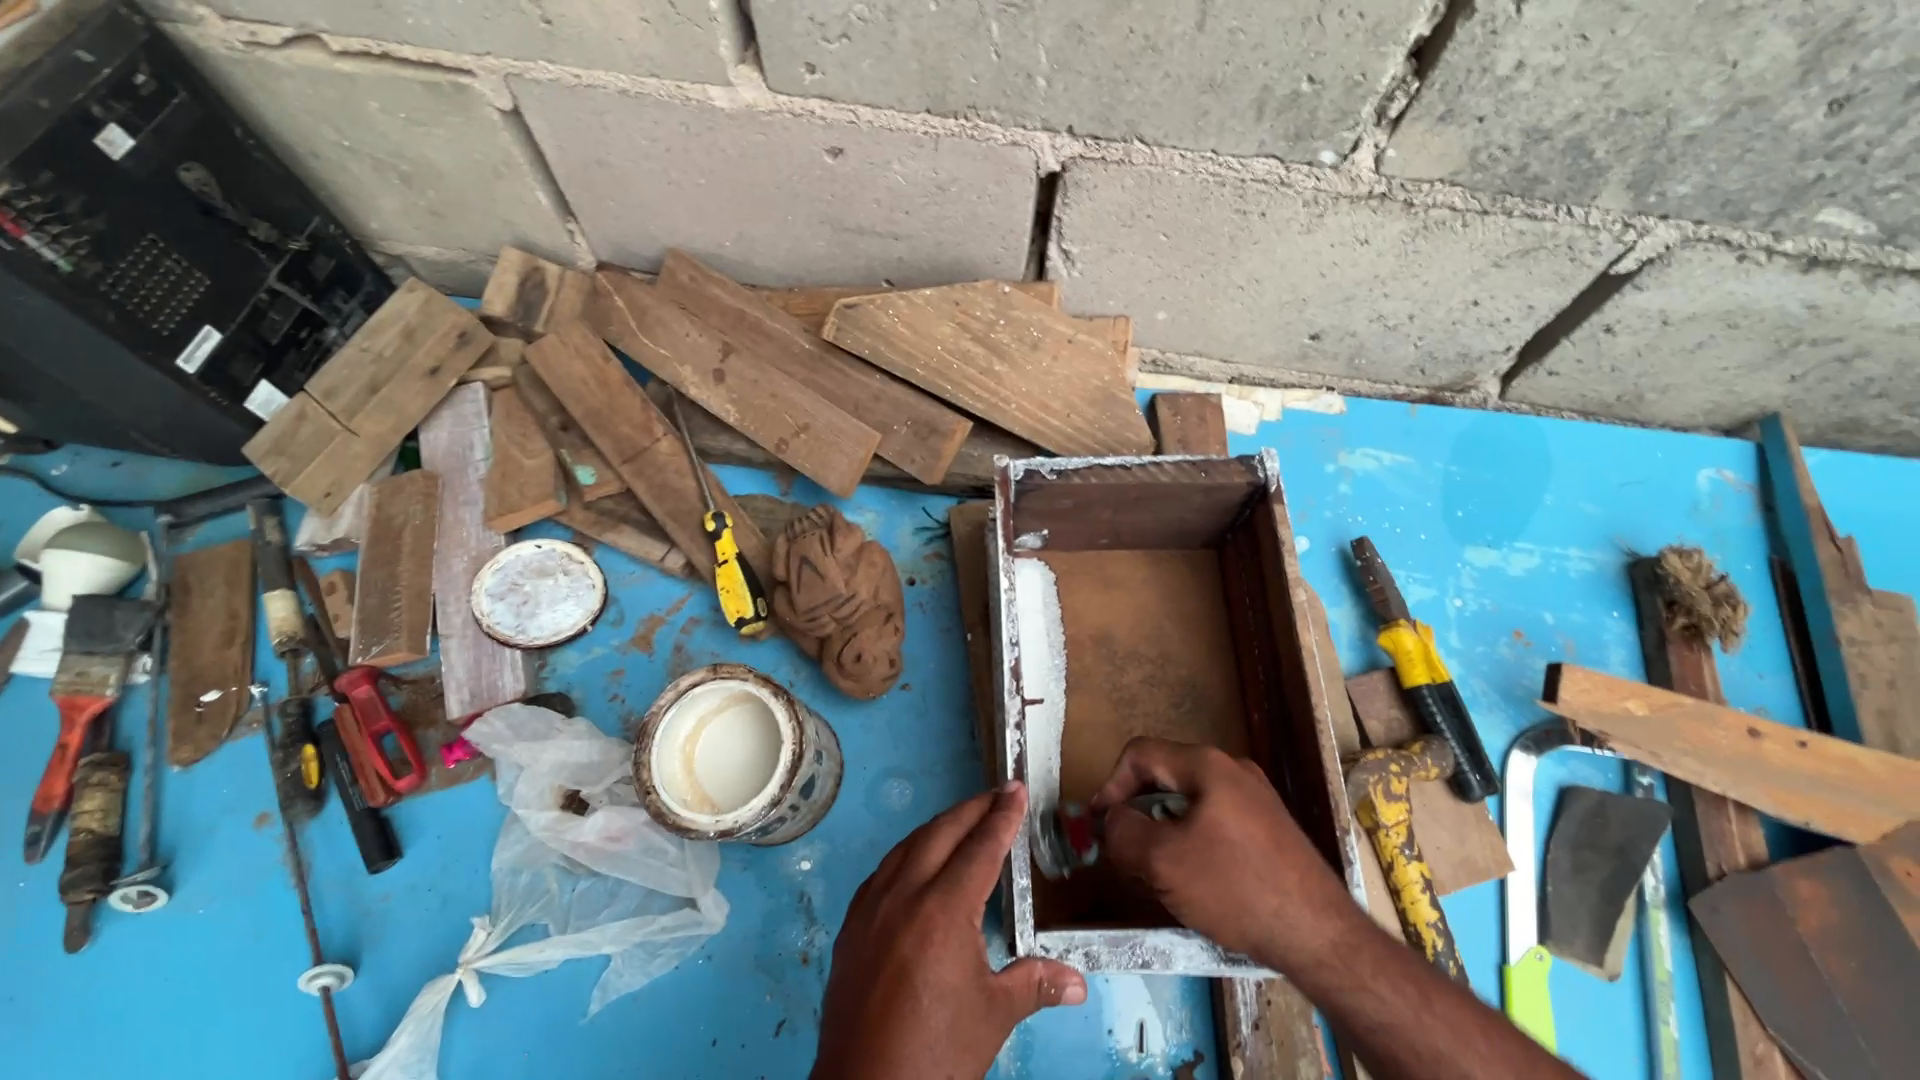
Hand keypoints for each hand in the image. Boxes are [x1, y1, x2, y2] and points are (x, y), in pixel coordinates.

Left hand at [812, 781, 1087, 1079]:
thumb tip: (1077, 982)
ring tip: (962, 823)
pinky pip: (883, 873)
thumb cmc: (935, 1052)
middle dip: (971, 809)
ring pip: (907, 847)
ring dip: (938, 828)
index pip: (980, 847)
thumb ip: (1034, 984)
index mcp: (943, 911)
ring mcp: (870, 909)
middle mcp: (903, 896)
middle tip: (997, 796)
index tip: (1015, 789)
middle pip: (940, 833)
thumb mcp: (993, 1016)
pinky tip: (918, 866)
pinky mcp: (851, 927)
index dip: (1001, 816)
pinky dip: (908, 855)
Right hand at [1093, 737, 1361, 971]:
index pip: (1140, 754)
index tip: (1097, 824)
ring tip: (1157, 874)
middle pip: (1165, 778)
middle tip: (1123, 852)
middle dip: (1137, 813)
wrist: (1318, 934)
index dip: (1110, 785)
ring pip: (1190, 804)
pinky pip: (1215, 824)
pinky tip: (1196, 884)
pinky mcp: (1271, 831)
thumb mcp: (1161, 860)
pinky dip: (1192, 844)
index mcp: (1207, 765)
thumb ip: (1121, 832)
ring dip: (1163, 833)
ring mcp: (1257, 800)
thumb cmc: (1234, 887)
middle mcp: (1234, 771)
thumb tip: (1110, 820)